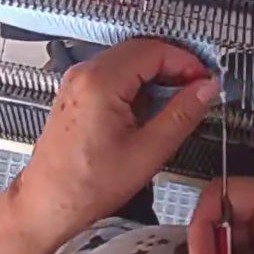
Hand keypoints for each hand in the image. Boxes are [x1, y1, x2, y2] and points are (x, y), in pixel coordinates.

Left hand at [6, 38, 219, 245]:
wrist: (48, 203)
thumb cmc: (86, 185)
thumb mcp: (148, 151)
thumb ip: (182, 114)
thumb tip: (205, 89)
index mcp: (101, 82)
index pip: (155, 50)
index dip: (186, 62)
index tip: (204, 80)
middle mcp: (85, 74)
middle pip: (141, 50)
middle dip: (174, 67)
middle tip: (196, 89)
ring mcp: (79, 81)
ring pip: (129, 61)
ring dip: (156, 76)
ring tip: (174, 105)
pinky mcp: (78, 92)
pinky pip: (115, 74)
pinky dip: (137, 85)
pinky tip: (148, 112)